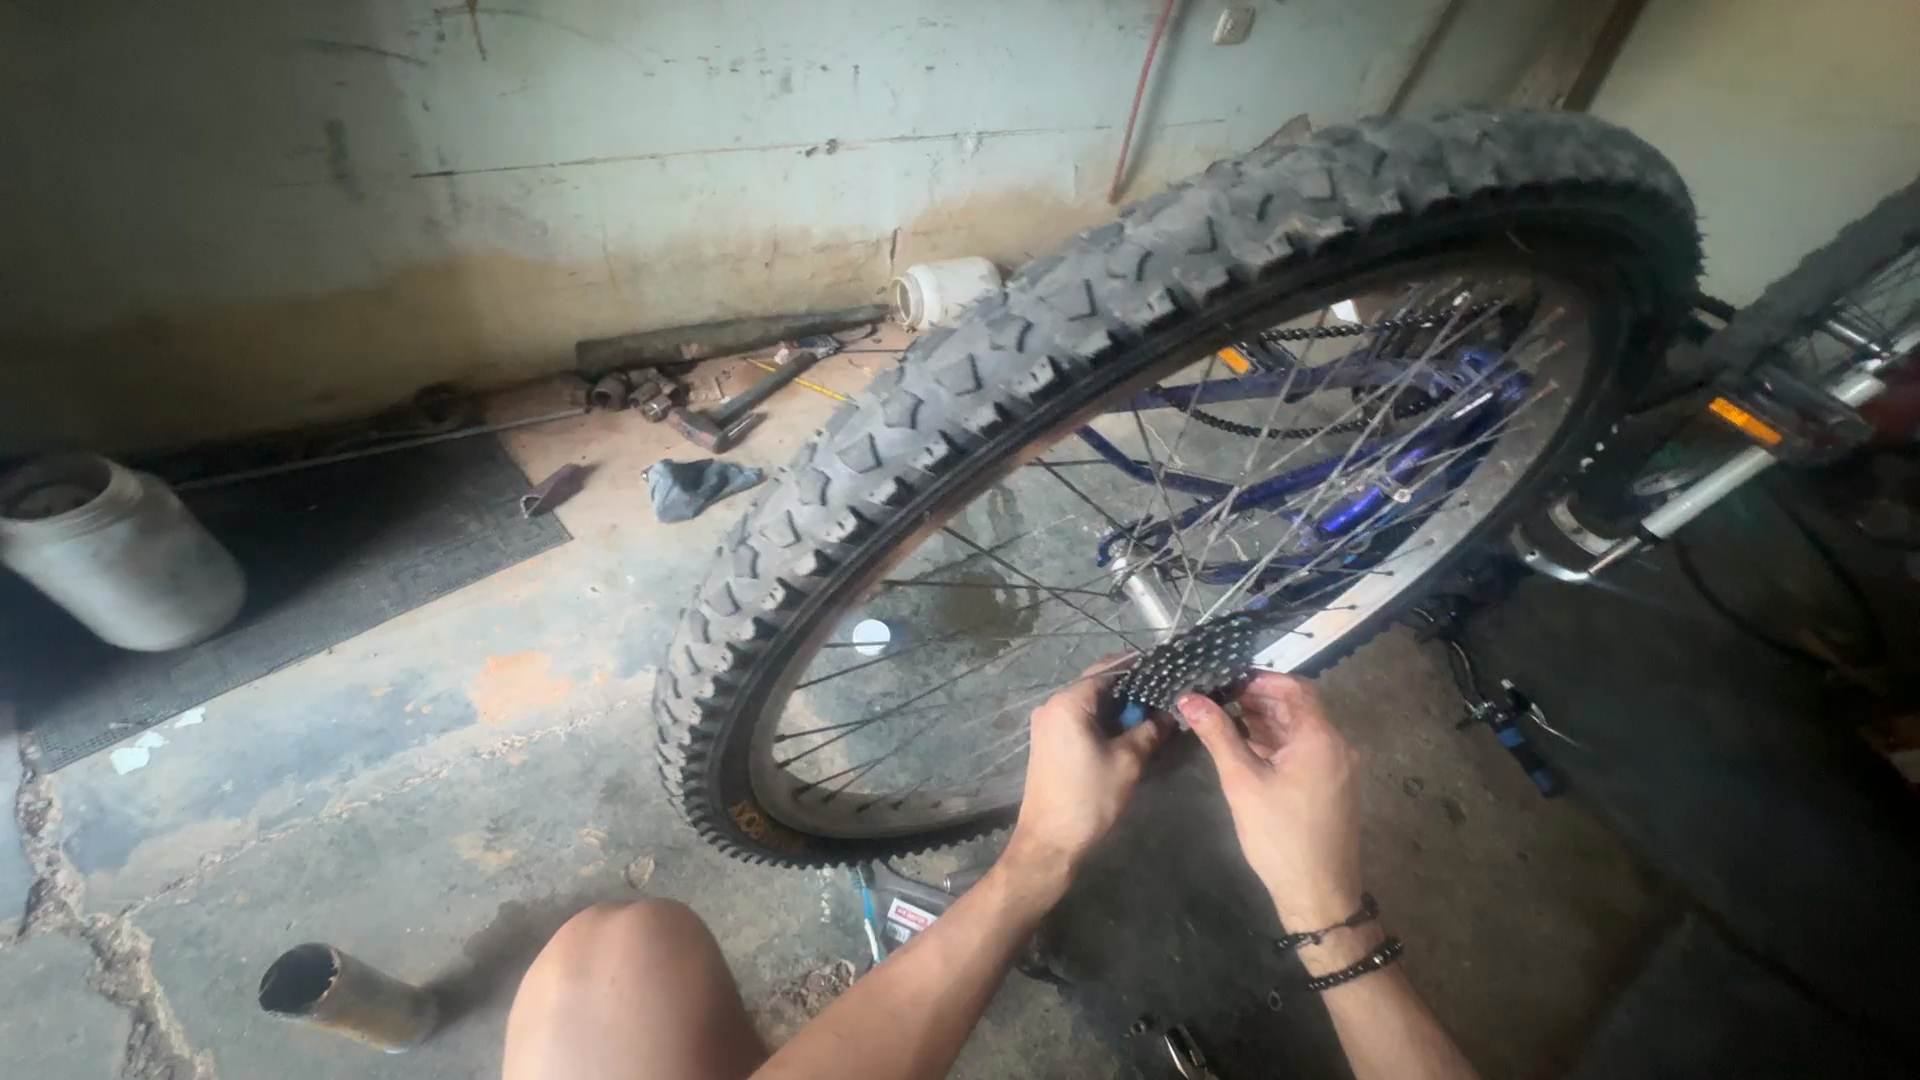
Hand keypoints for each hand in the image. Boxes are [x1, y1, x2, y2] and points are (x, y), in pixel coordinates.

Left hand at [1005, 661, 1170, 882]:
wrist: (1049, 841)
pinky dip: (1103, 721)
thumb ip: (1149, 731)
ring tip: (1152, 715)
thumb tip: (1168, 715)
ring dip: (1118, 708)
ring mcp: (1047, 723)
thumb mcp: (1127, 761)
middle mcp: (1052, 705)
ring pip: (1089, 704)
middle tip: (1164, 697)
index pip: (1107, 670)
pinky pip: (1079, 719)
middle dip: (1130, 690)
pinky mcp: (1048, 741)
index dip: (1138, 668)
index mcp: (1068, 702)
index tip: (1166, 670)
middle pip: (1096, 685)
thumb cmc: (1089, 797)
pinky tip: (1127, 732)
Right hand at [1179, 673, 1364, 929]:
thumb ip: (1217, 734)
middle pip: (1296, 706)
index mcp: (1321, 739)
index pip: (1294, 687)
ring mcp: (1335, 767)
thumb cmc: (1279, 836)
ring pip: (1298, 728)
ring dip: (1264, 719)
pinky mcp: (1329, 784)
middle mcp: (1336, 746)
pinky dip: (1274, 740)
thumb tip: (1189, 698)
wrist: (1318, 895)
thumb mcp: (1242, 781)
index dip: (1259, 679)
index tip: (1224, 680)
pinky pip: (1302, 748)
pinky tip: (1243, 744)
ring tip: (1222, 717)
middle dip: (1256, 697)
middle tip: (1216, 696)